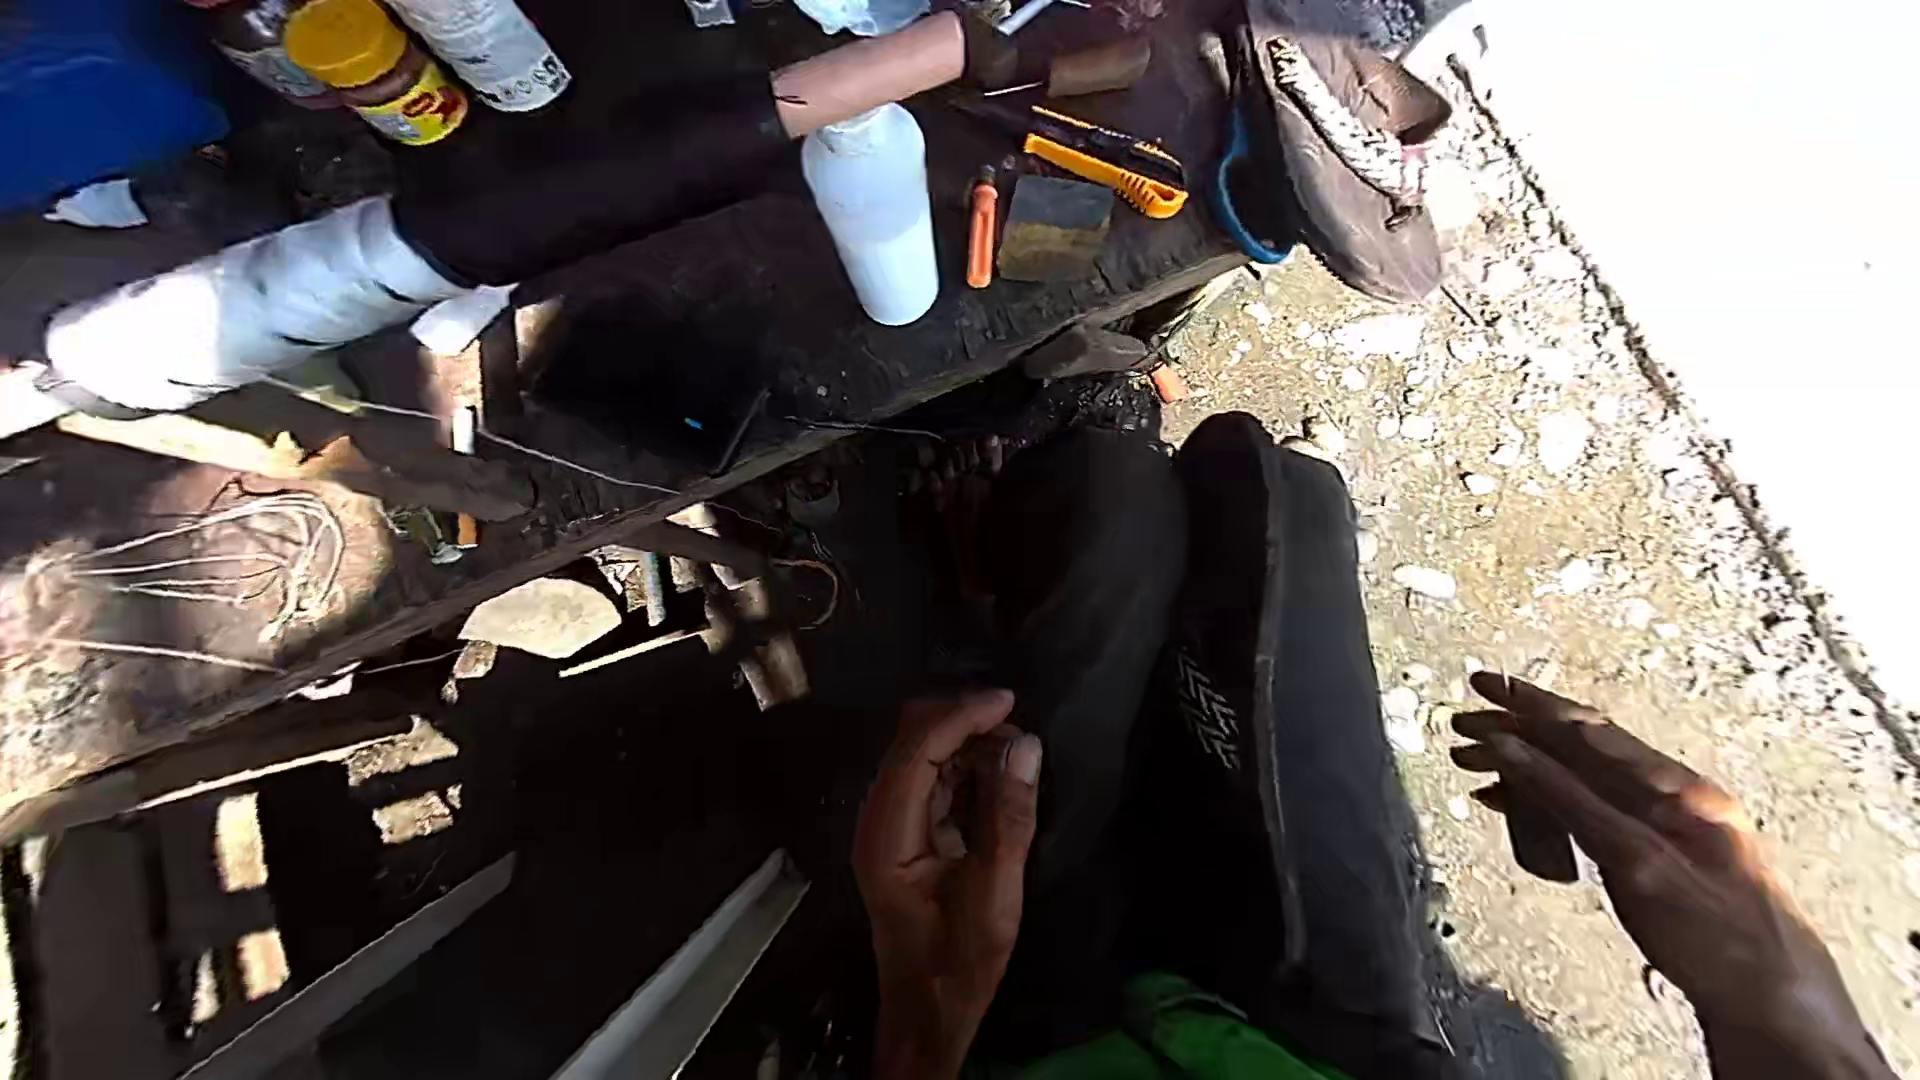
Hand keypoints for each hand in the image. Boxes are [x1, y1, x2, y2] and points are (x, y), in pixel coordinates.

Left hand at [853, 690, 1042, 1079]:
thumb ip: (1009, 820)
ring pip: (923, 752)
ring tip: (1015, 750)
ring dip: (968, 741)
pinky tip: (998, 770)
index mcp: (886, 835)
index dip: (961, 717)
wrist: (927, 1016)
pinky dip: (967, 763)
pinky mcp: (906, 828)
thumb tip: (1027, 746)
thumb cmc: (957, 968)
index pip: (917, 750)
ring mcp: (889, 821)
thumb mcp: (995, 899)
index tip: (1007, 701)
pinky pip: (934, 776)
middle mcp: (878, 817)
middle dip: (965, 723)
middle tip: (1016, 729)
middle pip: (913, 741)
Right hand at [1451, 673, 1892, 1078]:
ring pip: (1568, 776)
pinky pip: (1575, 806)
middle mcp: (1664, 795)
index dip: (1528, 701)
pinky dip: (1533, 799)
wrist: (1772, 1013)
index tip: (1482, 683)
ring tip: (1468, 762)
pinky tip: (1503, 801)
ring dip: (1516, 766)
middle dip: (1511, 733)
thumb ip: (1563, 794)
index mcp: (1675, 788)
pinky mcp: (1640, 846)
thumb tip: (1504, 744)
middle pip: (1573, 748)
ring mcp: (1654, 822)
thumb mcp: (1632, 857)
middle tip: (1459, 727)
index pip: (1586, 728)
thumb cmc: (1715, 935)